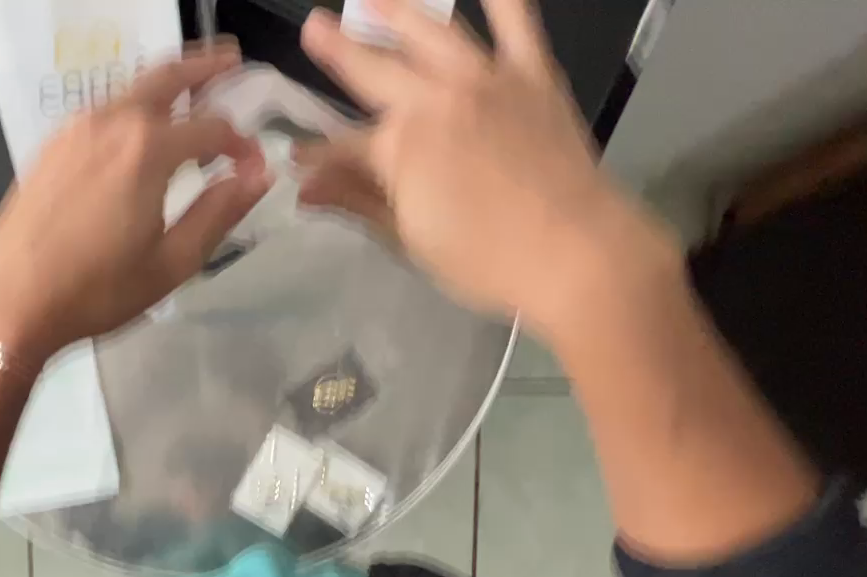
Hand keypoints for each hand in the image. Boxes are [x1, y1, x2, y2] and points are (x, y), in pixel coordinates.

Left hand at [0, 46, 271, 375]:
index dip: (241, 144)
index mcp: (147, 148)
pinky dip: (132, 109)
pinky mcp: (50, 148)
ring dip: (165, 85)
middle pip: (166, 77)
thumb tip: (259, 175)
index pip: (211, 128)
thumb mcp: (170, 264)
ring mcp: (74, 130)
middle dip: (204, 67)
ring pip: (130, 91)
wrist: (9, 302)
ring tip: (189, 92)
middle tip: (233, 59)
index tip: (256, 168)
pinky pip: (102, 113)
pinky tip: (138, 134)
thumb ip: (217, 213)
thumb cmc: (97, 292)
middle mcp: (111, 122)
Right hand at [299, 0, 677, 333]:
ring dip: (398, 11)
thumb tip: (305, 188)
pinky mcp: (534, 72)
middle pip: (376, 70)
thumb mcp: (409, 240)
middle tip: (314, 27)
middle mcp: (436, 97)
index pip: (344, 146)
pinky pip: (516, 19)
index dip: (317, 153)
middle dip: (338, 51)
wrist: (571, 252)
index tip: (295, 156)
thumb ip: (357, 202)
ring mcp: (487, 78)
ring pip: (434, 31)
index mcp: (400, 147)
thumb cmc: (482, 261)